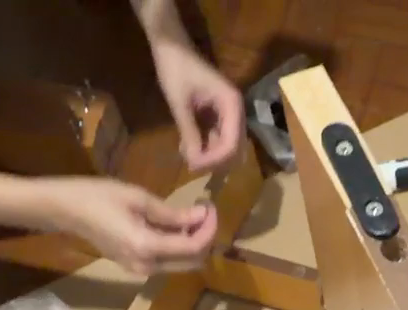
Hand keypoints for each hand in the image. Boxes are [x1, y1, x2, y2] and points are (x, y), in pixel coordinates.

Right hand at [37, 177, 217, 273]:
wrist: (62, 209)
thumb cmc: (96, 196)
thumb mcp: (137, 198)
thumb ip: (172, 213)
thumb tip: (202, 216)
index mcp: (147, 248)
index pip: (193, 248)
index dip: (208, 230)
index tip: (211, 209)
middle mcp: (148, 266)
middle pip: (193, 262)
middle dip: (205, 239)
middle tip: (205, 213)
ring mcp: (142, 271)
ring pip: (182, 264)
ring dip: (193, 244)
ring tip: (193, 217)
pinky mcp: (137, 267)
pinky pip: (167, 261)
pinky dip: (178, 247)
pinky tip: (176, 226)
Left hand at [151, 42, 244, 169]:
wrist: (171, 45)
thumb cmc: (175, 67)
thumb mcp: (179, 102)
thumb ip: (189, 133)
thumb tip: (194, 163)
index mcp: (232, 105)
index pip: (232, 144)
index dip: (215, 159)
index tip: (194, 166)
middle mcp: (236, 112)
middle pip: (235, 149)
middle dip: (215, 161)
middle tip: (192, 165)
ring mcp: (230, 114)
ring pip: (228, 147)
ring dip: (210, 156)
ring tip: (187, 156)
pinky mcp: (221, 116)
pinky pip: (219, 139)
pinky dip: (206, 147)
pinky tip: (188, 147)